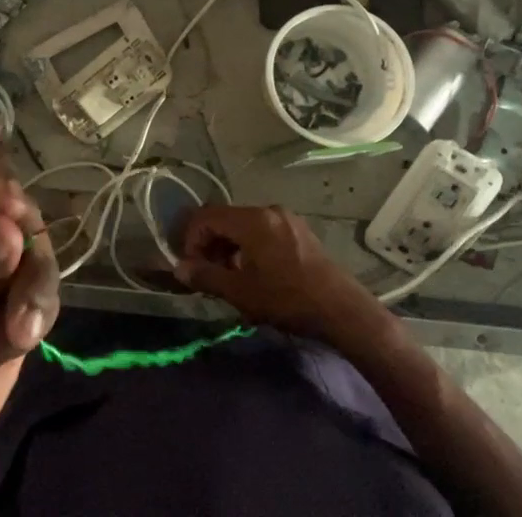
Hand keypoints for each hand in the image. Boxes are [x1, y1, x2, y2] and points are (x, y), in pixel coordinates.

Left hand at [0, 127, 60, 502]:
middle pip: (9, 193)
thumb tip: (7, 226)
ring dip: (32, 283)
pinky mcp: (19, 289)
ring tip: (12, 329)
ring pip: (36, 238)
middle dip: (22, 233)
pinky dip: (38, 310)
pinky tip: (15, 341)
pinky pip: (47, 278)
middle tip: (17, 268)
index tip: (6, 198)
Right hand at [176, 204, 389, 346]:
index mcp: (252, 220)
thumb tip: (179, 269)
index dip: (191, 240)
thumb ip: (206, 276)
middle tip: (208, 275)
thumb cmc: (287, 299)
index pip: (206, 217)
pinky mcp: (300, 232)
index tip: (192, 267)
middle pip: (225, 219)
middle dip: (210, 245)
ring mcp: (287, 220)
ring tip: (230, 278)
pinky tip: (254, 274)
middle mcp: (268, 211)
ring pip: (244, 226)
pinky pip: (263, 232)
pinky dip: (249, 247)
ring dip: (229, 248)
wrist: (342, 311)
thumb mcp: (240, 292)